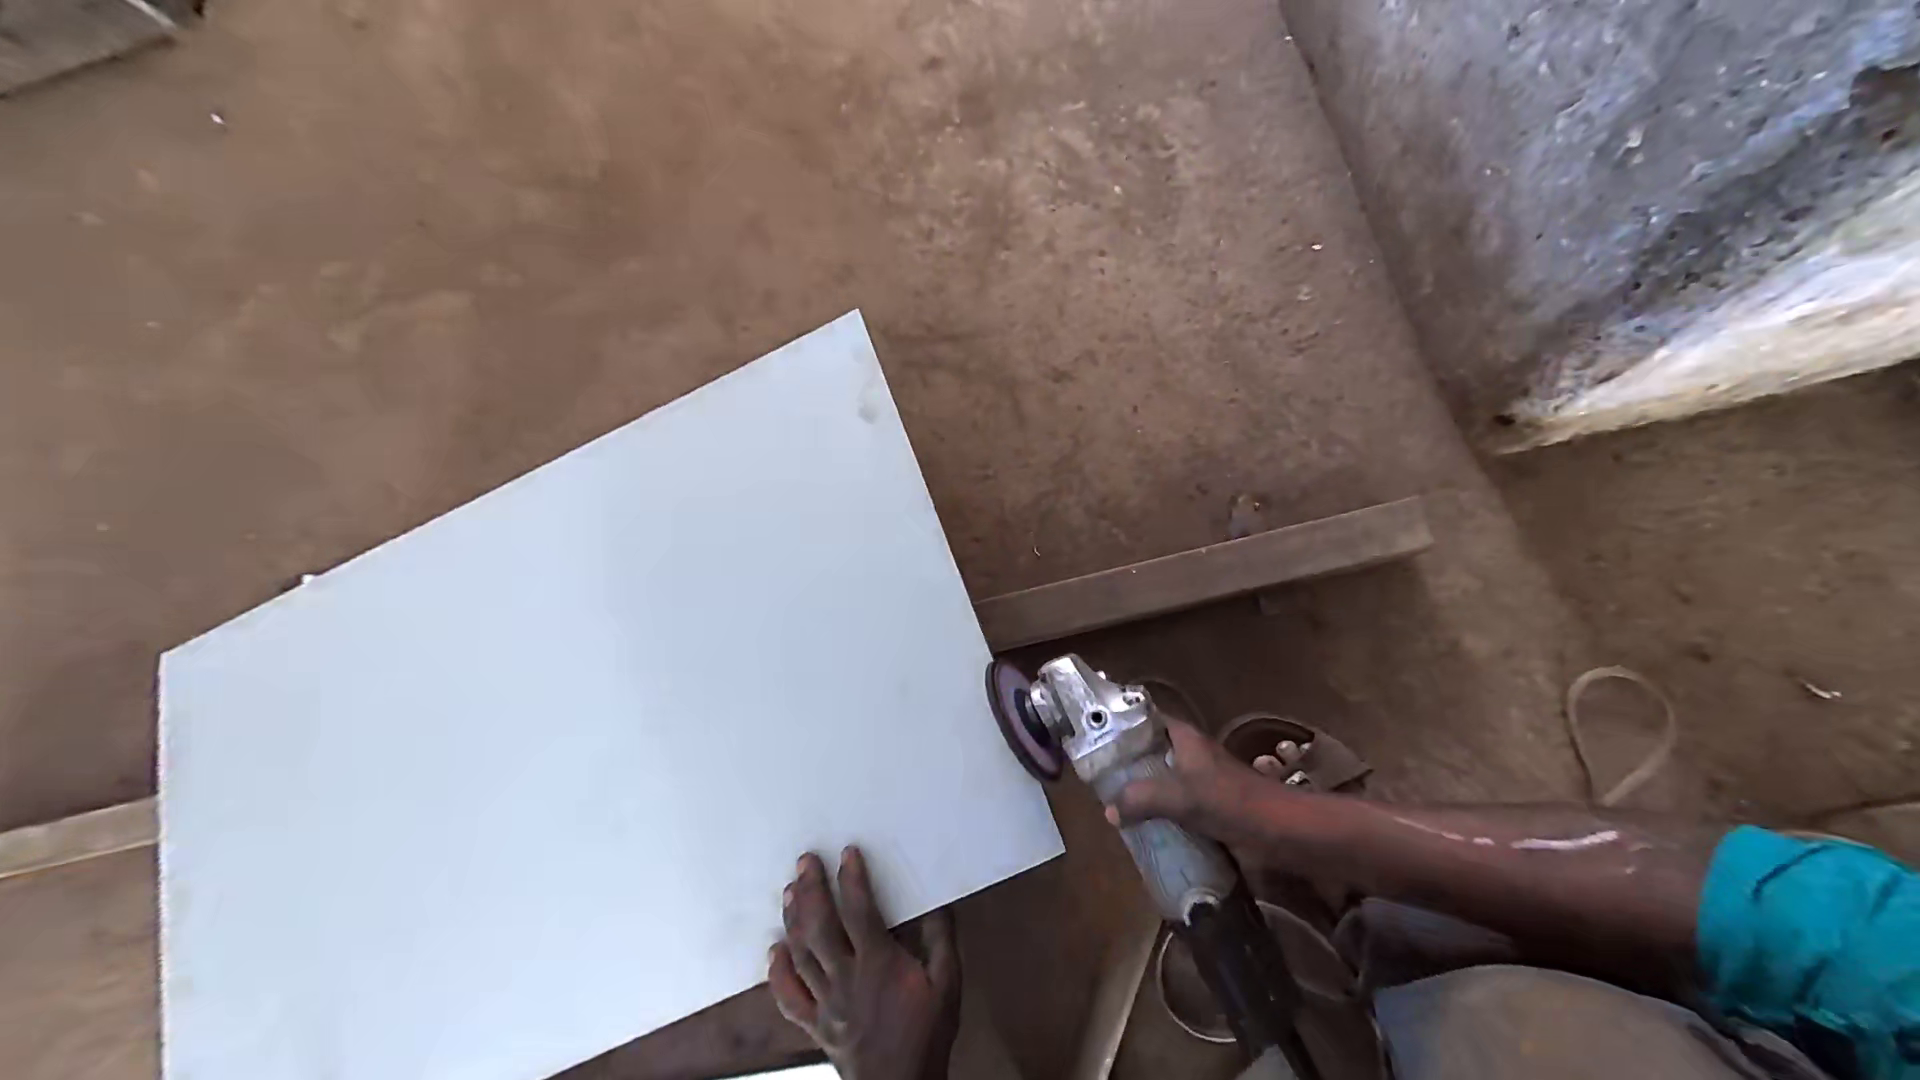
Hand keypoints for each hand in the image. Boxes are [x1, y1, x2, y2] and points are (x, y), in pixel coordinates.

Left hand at [769, 848, 960, 1079]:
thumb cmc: (926, 1034)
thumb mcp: (948, 983)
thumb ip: (942, 939)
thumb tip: (938, 901)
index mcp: (878, 963)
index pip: (859, 910)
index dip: (852, 878)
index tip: (847, 853)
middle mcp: (845, 978)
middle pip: (820, 926)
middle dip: (812, 889)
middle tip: (805, 860)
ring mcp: (826, 1003)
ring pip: (801, 954)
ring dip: (793, 919)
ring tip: (790, 890)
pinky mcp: (816, 1026)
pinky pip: (789, 998)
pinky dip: (778, 972)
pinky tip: (774, 950)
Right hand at [1104, 718, 1277, 847]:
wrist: (1284, 832)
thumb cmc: (1233, 802)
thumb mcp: (1182, 797)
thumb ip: (1143, 799)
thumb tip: (1108, 809)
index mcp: (1184, 738)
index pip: (1146, 717)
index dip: (1122, 721)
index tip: (1096, 734)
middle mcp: (1190, 752)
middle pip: (1151, 748)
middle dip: (1127, 760)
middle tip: (1098, 774)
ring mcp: (1201, 779)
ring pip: (1162, 776)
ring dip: (1142, 787)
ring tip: (1113, 799)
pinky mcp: (1209, 803)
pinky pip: (1175, 800)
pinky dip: (1159, 808)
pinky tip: (1142, 823)